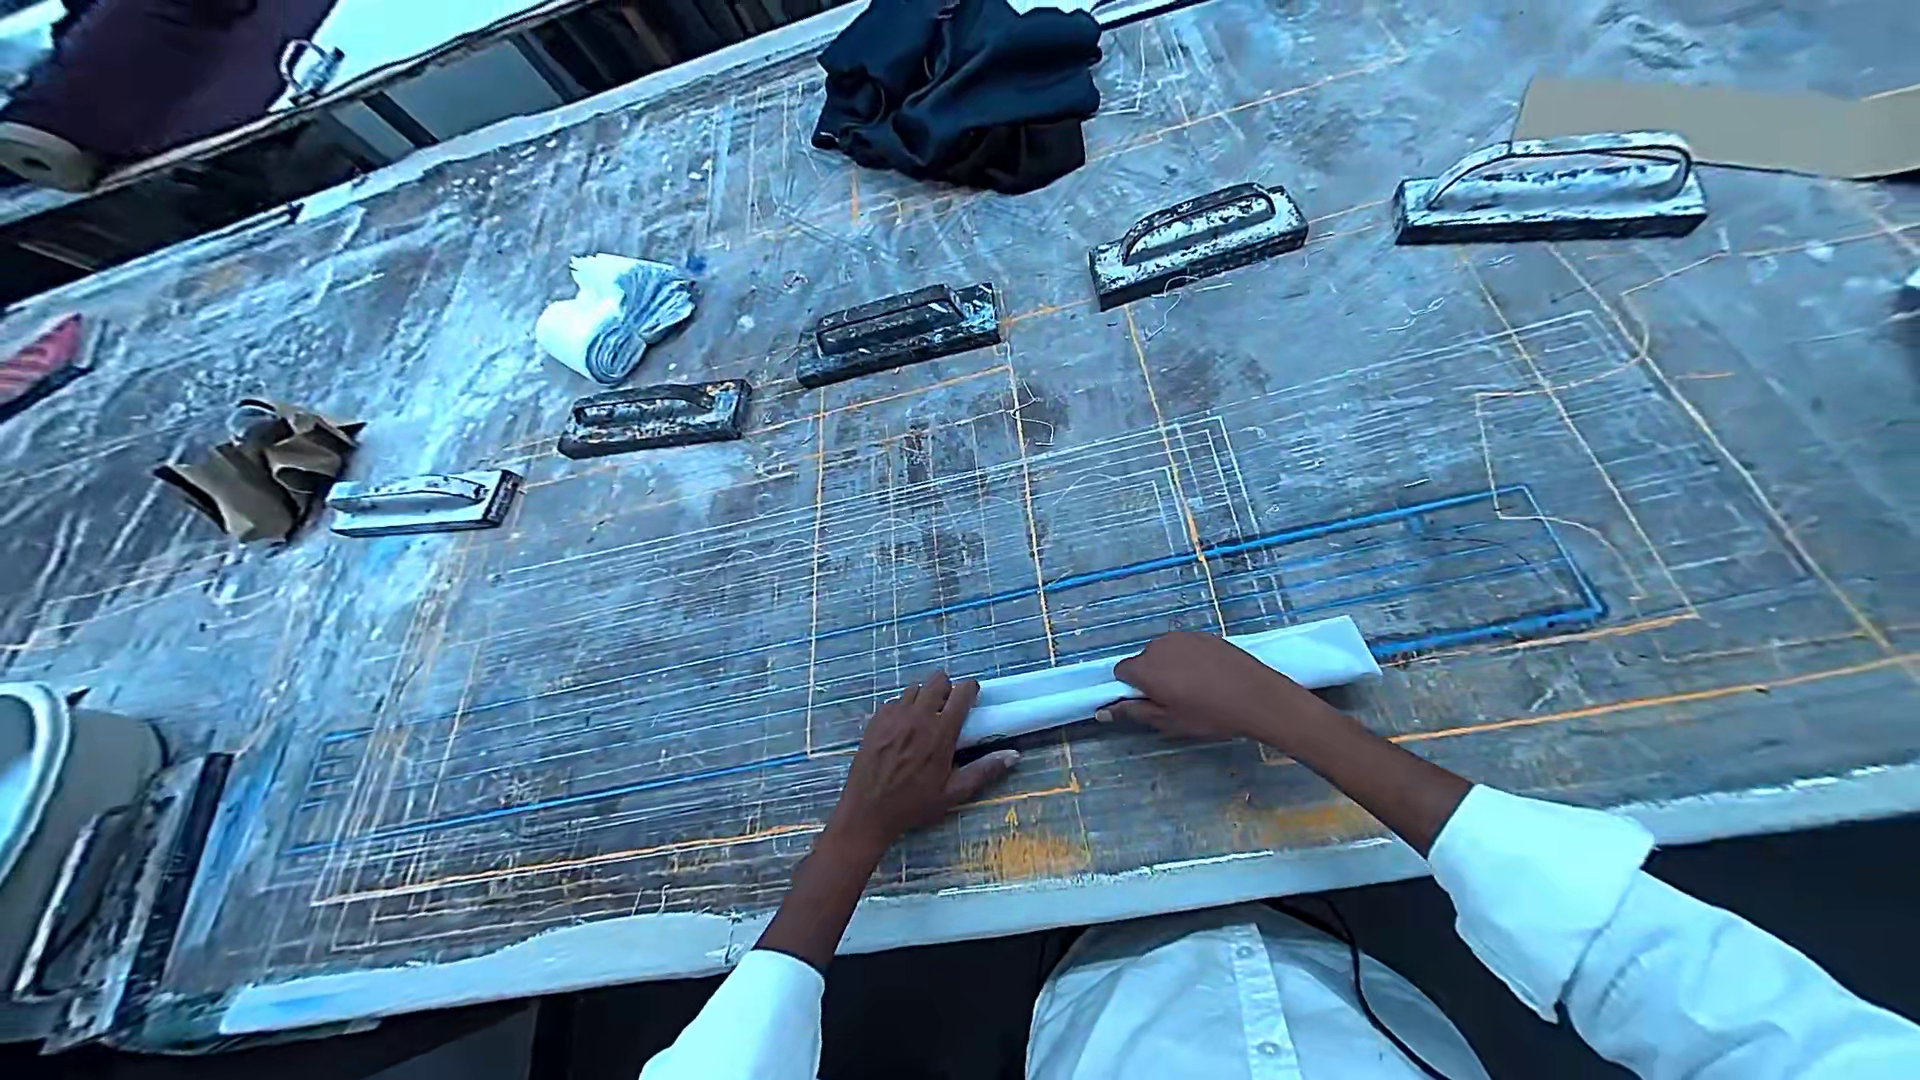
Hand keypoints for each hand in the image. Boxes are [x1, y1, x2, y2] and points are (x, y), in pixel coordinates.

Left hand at [825, 671, 1019, 855]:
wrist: (867, 811)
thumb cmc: (914, 804)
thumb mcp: (953, 793)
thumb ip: (984, 771)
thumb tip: (1014, 755)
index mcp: (941, 732)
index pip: (962, 693)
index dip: (971, 689)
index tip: (972, 697)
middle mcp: (918, 716)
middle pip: (938, 680)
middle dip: (947, 689)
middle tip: (948, 708)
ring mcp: (895, 715)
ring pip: (916, 688)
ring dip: (925, 697)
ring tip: (925, 717)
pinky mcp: (877, 719)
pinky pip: (895, 701)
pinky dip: (903, 707)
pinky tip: (902, 727)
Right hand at [1100, 631, 1329, 742]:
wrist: (1258, 697)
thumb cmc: (1210, 714)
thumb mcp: (1169, 721)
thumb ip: (1132, 712)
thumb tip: (1102, 711)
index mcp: (1145, 667)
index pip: (1121, 672)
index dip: (1132, 688)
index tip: (1151, 702)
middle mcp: (1158, 646)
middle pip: (1143, 660)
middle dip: (1152, 676)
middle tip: (1176, 699)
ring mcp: (1183, 637)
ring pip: (1165, 652)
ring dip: (1171, 667)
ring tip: (1196, 688)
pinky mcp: (1204, 635)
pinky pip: (1186, 647)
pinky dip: (1190, 659)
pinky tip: (1211, 676)